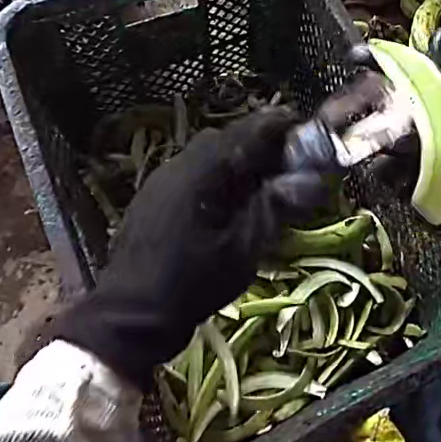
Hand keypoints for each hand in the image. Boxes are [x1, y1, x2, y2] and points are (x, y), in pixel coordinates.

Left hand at [58, 106, 333, 386]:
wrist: (131, 313)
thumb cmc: (194, 282)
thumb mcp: (246, 247)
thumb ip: (276, 206)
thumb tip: (309, 178)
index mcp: (206, 170)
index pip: (252, 130)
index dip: (283, 128)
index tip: (307, 132)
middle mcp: (181, 163)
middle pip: (230, 138)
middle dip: (263, 145)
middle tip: (291, 164)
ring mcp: (163, 177)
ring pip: (211, 154)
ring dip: (240, 162)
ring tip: (265, 184)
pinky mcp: (155, 195)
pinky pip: (194, 171)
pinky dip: (219, 176)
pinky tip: (230, 202)